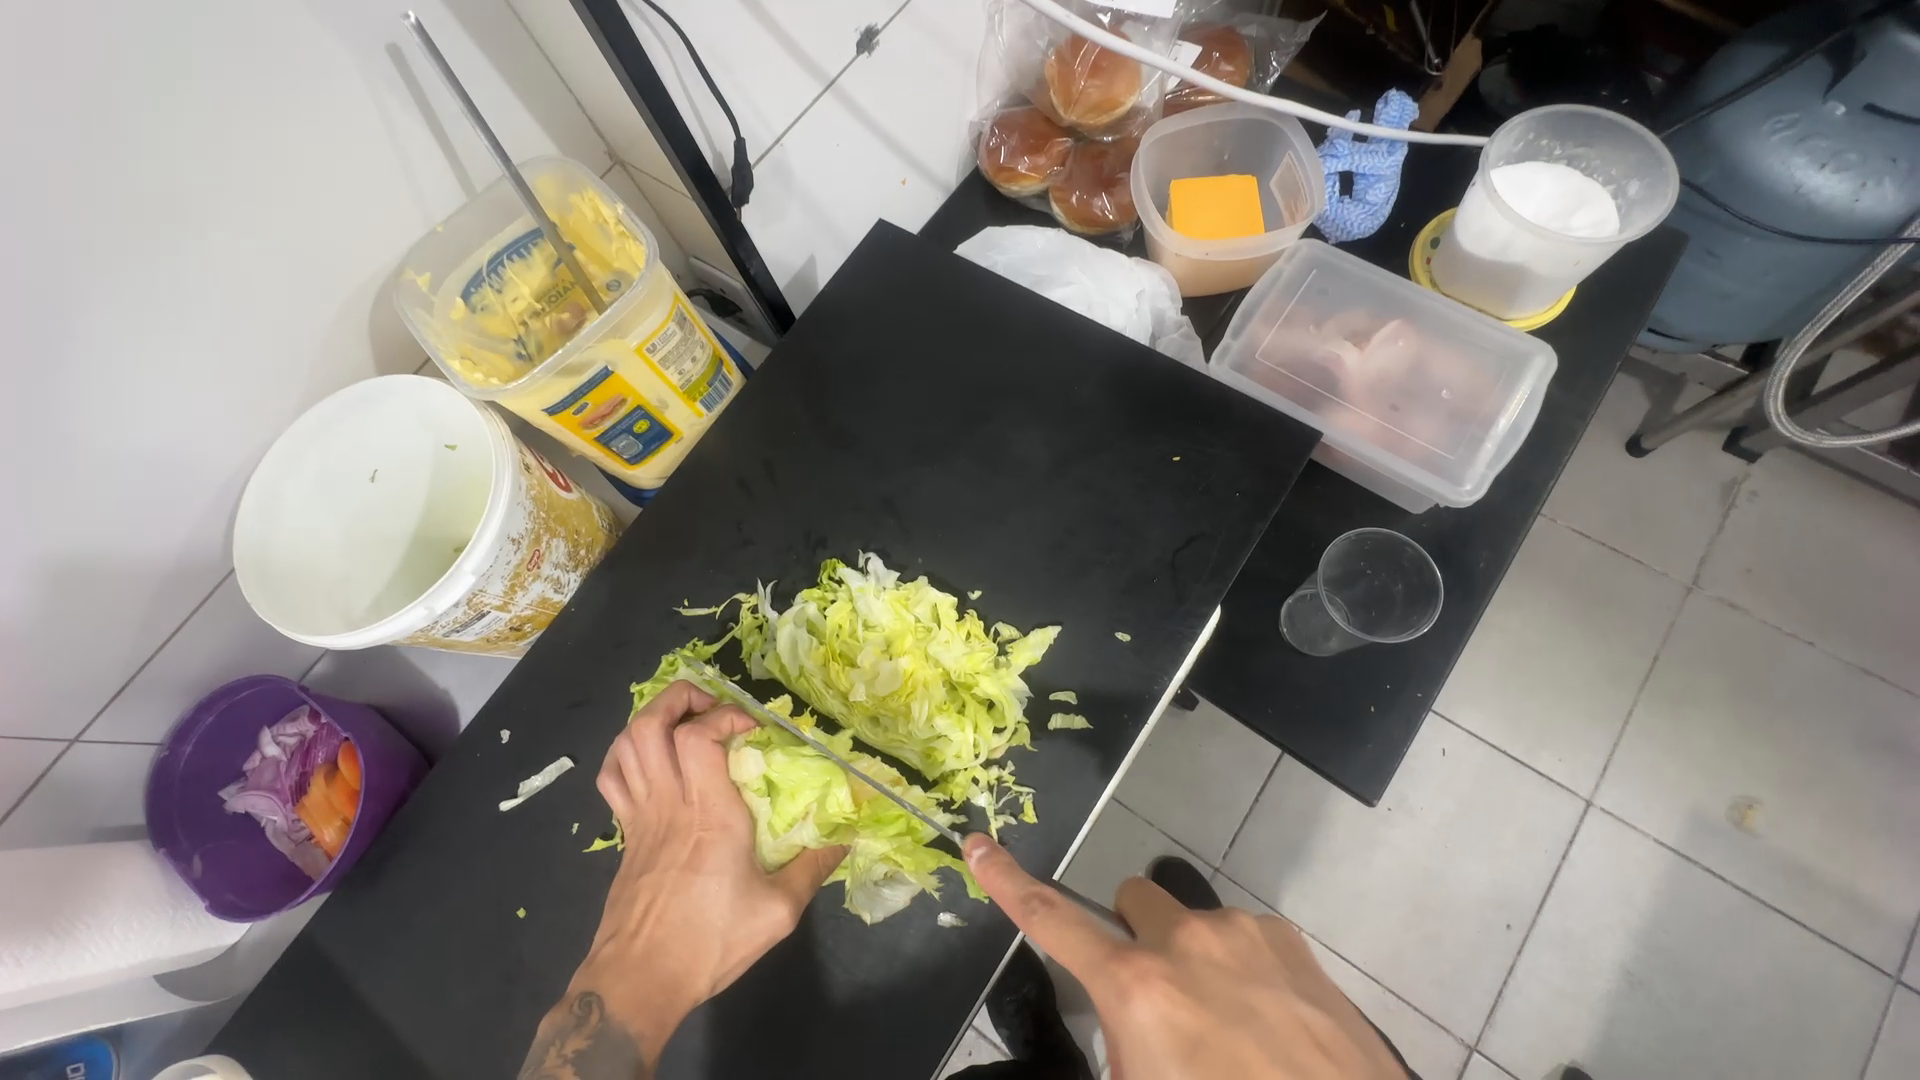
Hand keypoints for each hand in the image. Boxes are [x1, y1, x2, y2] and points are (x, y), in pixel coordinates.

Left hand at [518, 681, 844, 1078]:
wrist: (637, 984)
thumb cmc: (708, 943)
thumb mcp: (777, 912)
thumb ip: (813, 868)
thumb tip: (847, 837)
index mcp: (710, 814)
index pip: (698, 738)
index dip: (724, 716)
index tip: (753, 728)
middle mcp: (669, 803)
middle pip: (650, 726)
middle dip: (680, 699)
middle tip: (713, 703)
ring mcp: (639, 817)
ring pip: (626, 745)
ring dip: (653, 716)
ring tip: (685, 717)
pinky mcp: (623, 834)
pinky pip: (612, 777)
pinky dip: (626, 751)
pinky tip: (651, 754)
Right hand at [964, 834, 1404, 1079]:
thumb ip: (1117, 1045)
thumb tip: (1123, 1029)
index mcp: (1135, 988)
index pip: (1052, 920)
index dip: (1008, 882)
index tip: (980, 845)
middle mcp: (1183, 942)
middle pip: (1131, 899)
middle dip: (1133, 939)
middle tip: (1160, 1004)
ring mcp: (1240, 933)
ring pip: (1189, 920)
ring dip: (1191, 957)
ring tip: (1231, 1027)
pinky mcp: (1289, 940)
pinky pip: (1241, 933)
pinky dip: (1240, 964)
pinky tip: (1272, 1020)